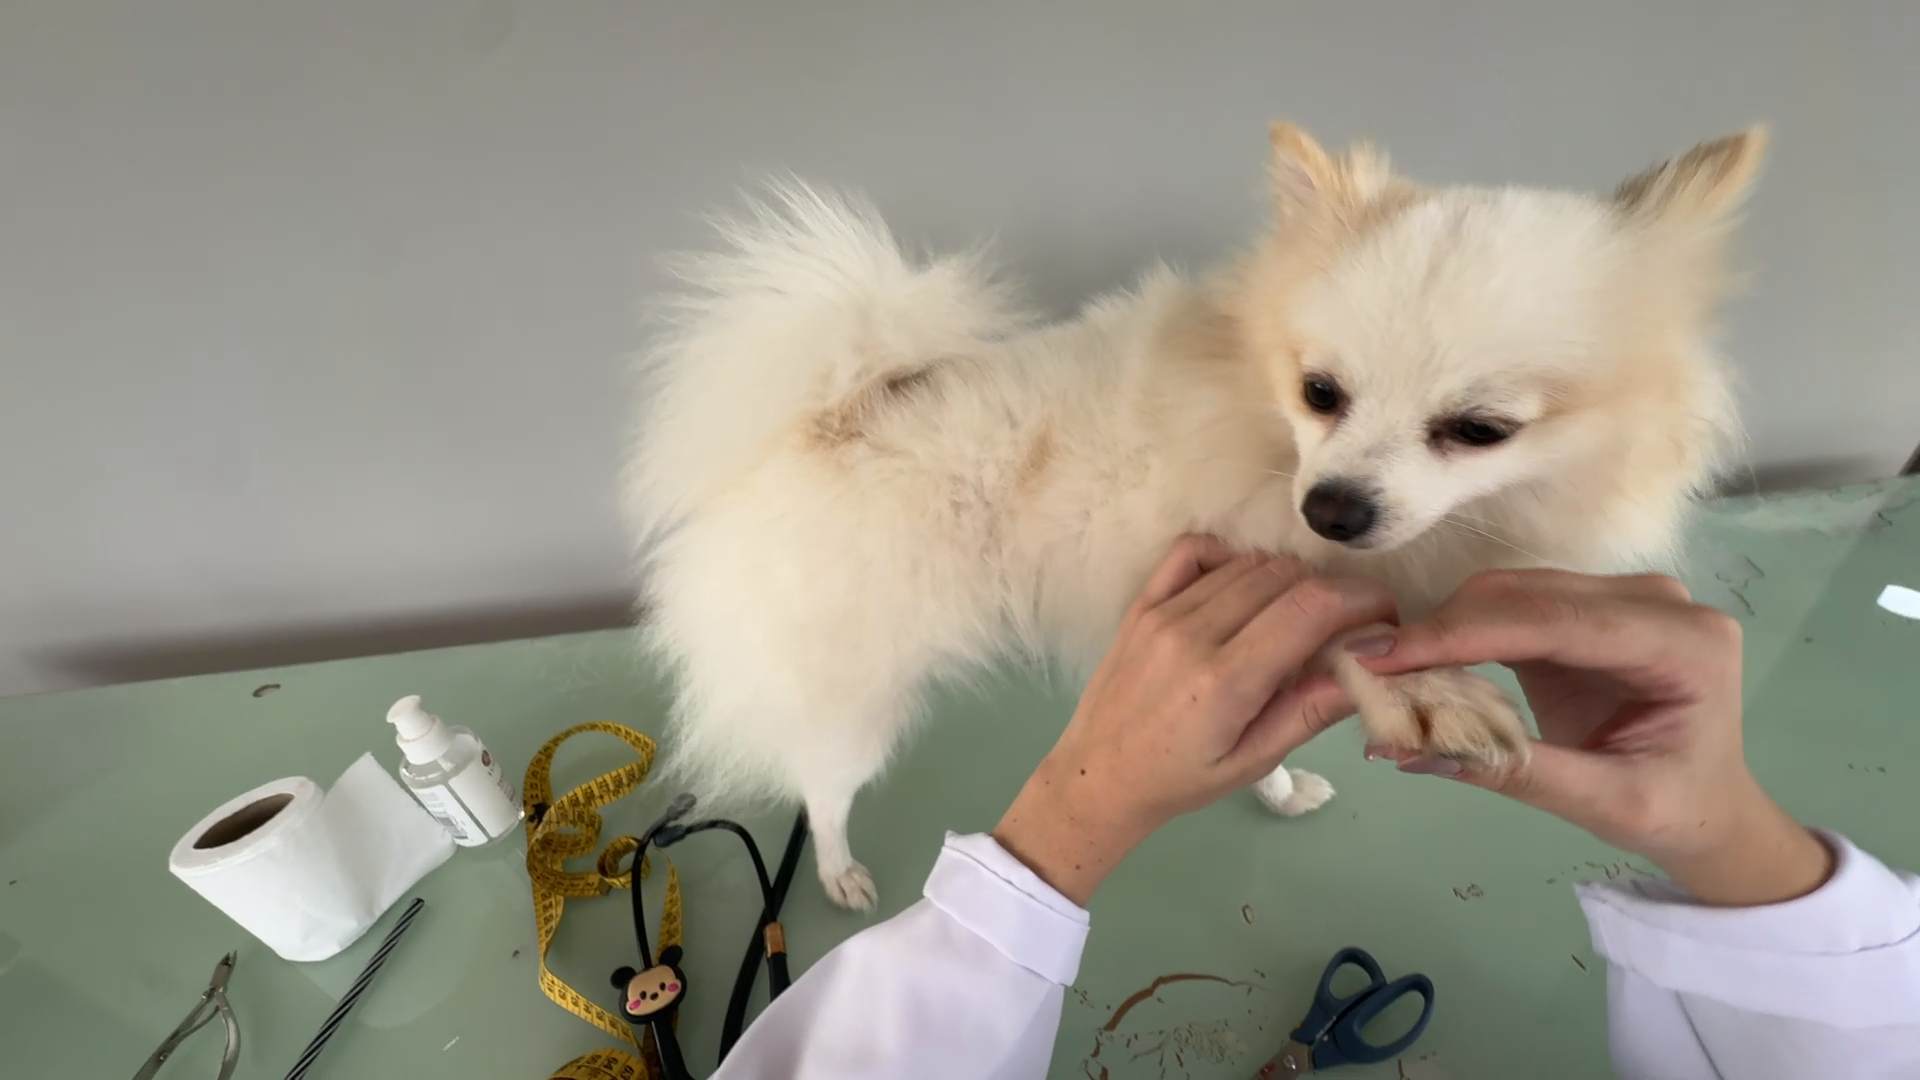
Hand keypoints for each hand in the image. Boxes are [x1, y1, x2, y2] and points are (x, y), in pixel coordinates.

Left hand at [993, 535, 1395, 903]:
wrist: (1099, 772)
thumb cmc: (1180, 778)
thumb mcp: (1252, 760)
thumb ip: (1309, 711)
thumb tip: (1368, 665)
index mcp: (1225, 678)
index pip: (1311, 607)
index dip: (1361, 600)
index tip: (1382, 617)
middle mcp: (1192, 632)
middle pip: (1283, 577)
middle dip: (1330, 592)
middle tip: (1341, 627)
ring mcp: (1161, 611)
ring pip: (1244, 563)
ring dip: (1285, 580)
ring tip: (1294, 617)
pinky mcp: (1141, 604)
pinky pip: (1189, 551)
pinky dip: (1228, 554)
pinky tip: (1242, 584)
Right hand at [1357, 569, 1832, 905]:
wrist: (1709, 806)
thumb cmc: (1676, 810)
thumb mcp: (1604, 804)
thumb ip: (1511, 771)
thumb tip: (1403, 750)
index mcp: (1682, 643)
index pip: (1547, 621)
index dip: (1455, 635)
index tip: (1377, 656)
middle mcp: (1651, 602)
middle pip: (1516, 596)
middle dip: (1436, 631)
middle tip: (1367, 667)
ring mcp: (1612, 598)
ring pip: (1497, 592)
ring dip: (1437, 628)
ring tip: (1387, 667)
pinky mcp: (1575, 606)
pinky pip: (1496, 605)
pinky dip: (1451, 631)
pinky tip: (1418, 659)